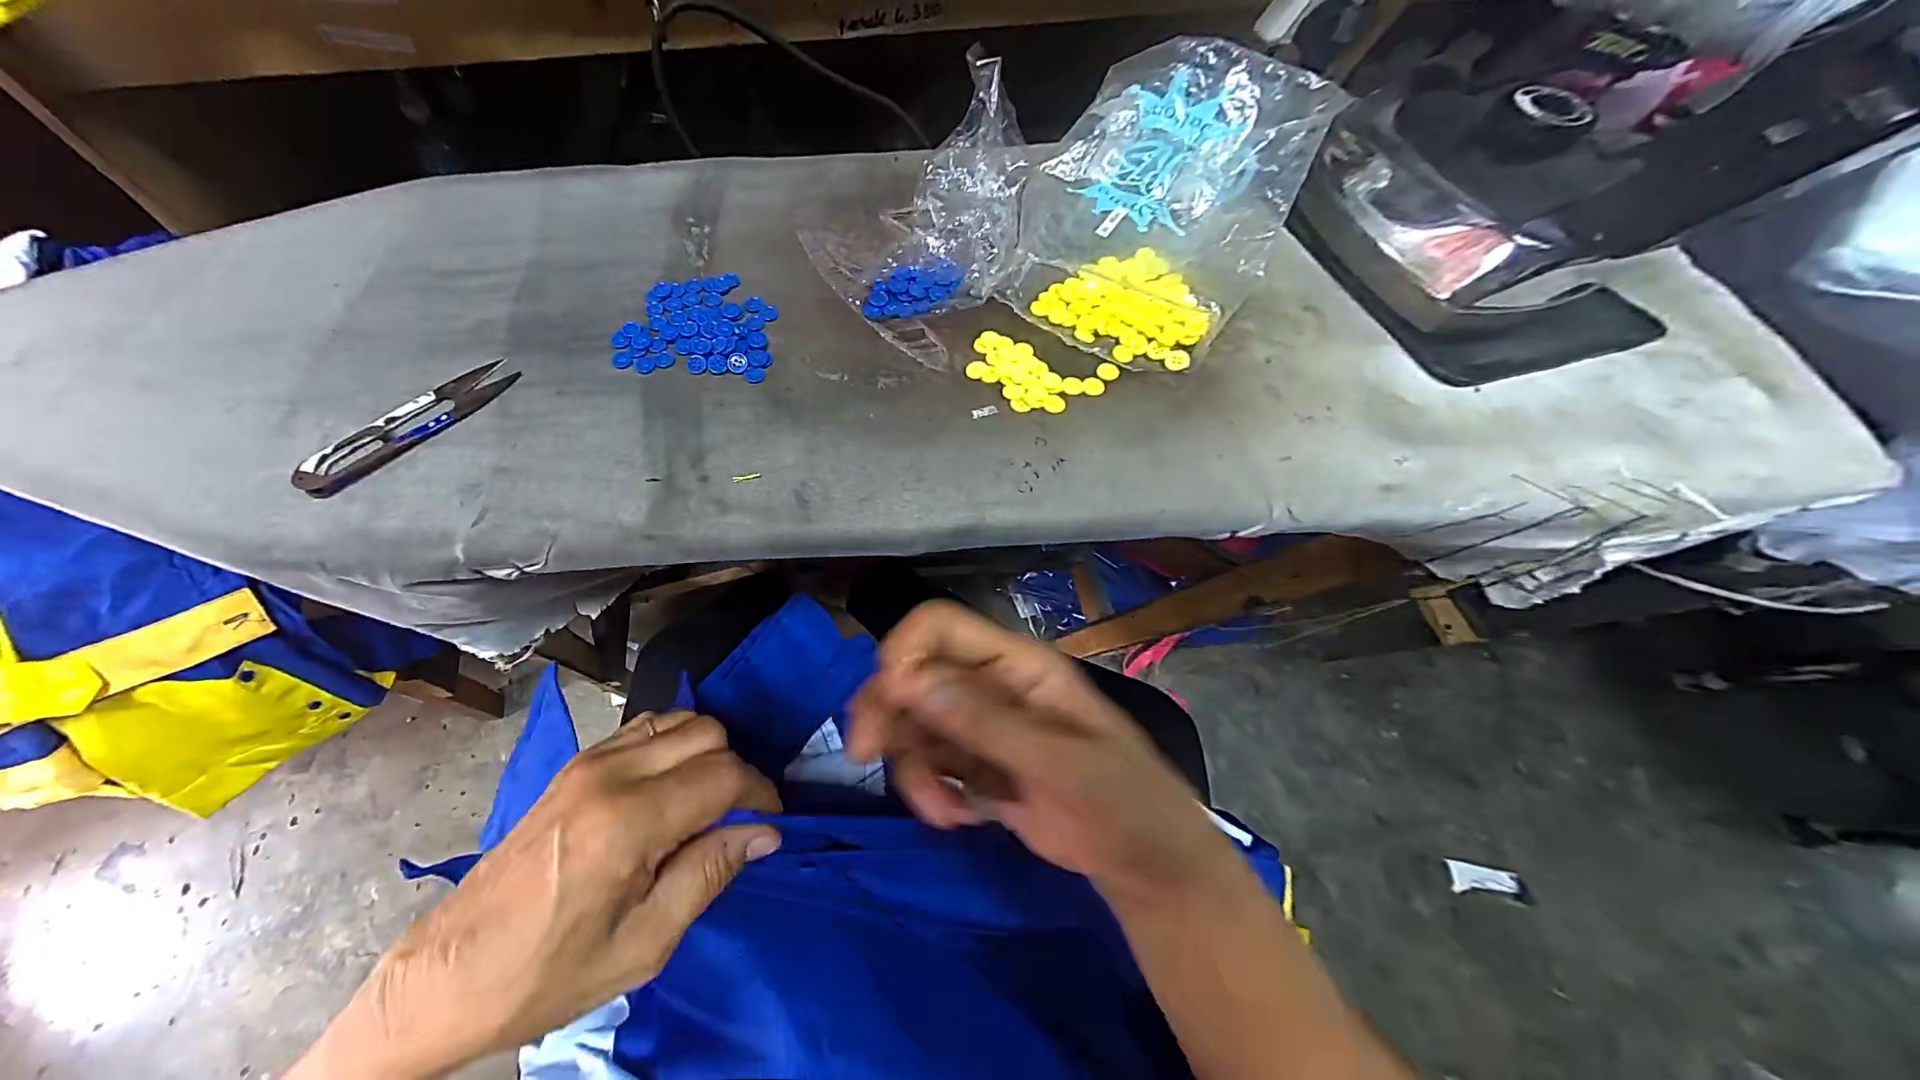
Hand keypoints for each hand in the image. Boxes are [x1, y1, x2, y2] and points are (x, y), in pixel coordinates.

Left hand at [290, 711, 781, 1079]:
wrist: (447, 975)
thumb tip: (765, 832)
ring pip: (680, 720)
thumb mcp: (644, 944)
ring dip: (707, 751)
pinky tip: (671, 786)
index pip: (725, 775)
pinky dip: (675, 744)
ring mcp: (588, 762)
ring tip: (706, 800)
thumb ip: (710, 873)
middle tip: (737, 817)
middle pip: (709, 733)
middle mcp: (610, 774)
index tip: (769, 824)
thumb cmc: (549, 972)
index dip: (760, 795)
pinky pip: (646, 727)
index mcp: (628, 821)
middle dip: (737, 769)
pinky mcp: (575, 765)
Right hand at [847, 601, 1243, 905]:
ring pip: (911, 725)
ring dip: (910, 767)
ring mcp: (979, 728)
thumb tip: (907, 679)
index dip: (904, 651)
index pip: (940, 627)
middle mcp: (990, 686)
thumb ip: (984, 721)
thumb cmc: (1121, 797)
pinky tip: (957, 816)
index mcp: (1017, 665)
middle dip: (885, 712)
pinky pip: (926, 766)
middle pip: (911, 675)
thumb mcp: (1058, 759)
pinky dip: (928, 791)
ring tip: (945, 811)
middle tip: (865, 754)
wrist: (1144, 861)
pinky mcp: (974, 768)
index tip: (889, 698)